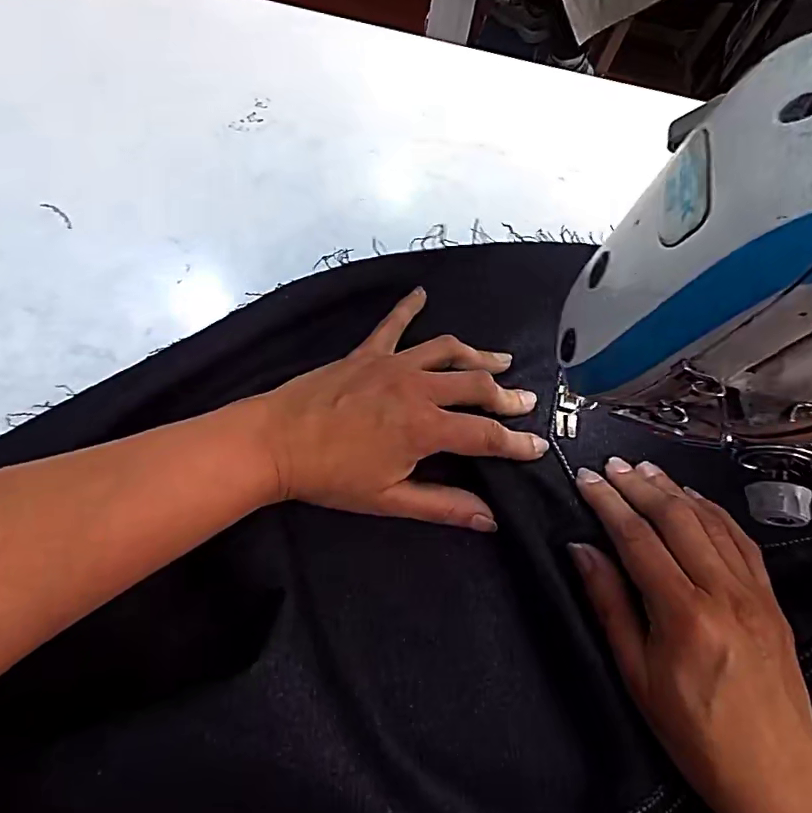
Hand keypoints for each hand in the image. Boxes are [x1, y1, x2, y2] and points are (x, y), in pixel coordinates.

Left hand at [237, 287, 546, 530]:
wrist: (273, 443)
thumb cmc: (329, 477)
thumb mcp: (388, 499)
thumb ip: (443, 505)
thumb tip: (489, 519)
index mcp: (425, 427)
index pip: (485, 435)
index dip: (516, 443)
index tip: (538, 446)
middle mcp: (417, 388)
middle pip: (475, 386)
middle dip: (506, 395)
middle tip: (526, 400)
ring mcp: (393, 365)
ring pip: (448, 351)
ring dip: (477, 356)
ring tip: (500, 360)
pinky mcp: (368, 353)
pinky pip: (394, 324)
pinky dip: (408, 307)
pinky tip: (422, 293)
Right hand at [569, 458, 811, 812]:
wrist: (776, 774)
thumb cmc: (701, 737)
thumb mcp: (638, 677)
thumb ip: (609, 605)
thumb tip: (584, 553)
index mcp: (685, 615)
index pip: (638, 538)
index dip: (608, 503)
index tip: (589, 481)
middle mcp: (723, 592)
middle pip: (674, 516)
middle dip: (638, 485)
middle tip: (613, 467)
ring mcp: (753, 590)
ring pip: (708, 518)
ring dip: (673, 488)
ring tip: (646, 470)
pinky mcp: (770, 595)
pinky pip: (739, 537)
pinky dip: (713, 509)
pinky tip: (695, 499)